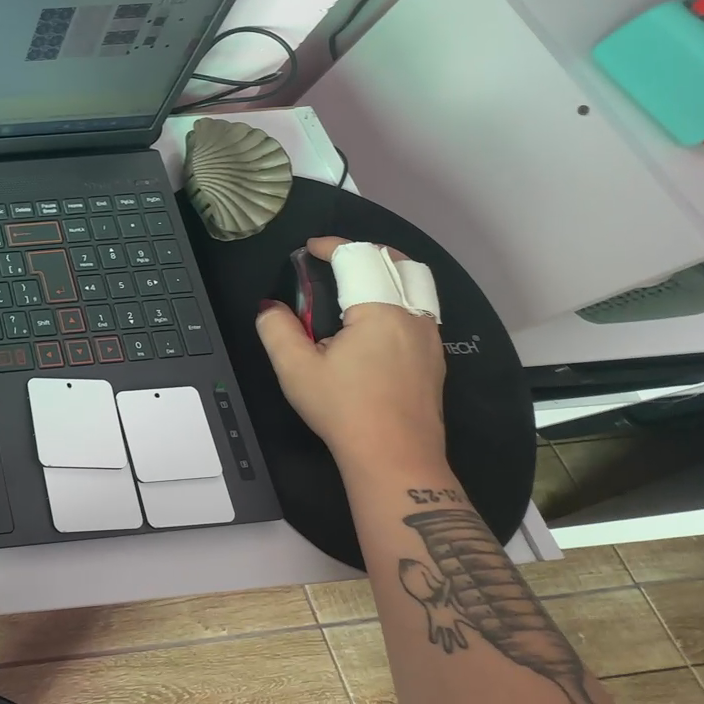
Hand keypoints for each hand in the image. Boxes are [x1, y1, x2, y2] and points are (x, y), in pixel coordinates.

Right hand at [254, 236, 446, 474]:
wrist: (395, 458)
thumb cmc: (344, 410)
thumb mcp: (294, 367)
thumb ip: (276, 328)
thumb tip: (270, 307)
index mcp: (380, 312)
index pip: (359, 258)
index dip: (330, 246)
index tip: (308, 249)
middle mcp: (413, 317)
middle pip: (398, 262)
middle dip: (363, 252)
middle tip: (332, 259)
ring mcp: (429, 338)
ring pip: (415, 284)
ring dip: (384, 272)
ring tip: (350, 283)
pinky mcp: (433, 357)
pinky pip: (419, 308)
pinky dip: (395, 295)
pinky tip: (369, 317)